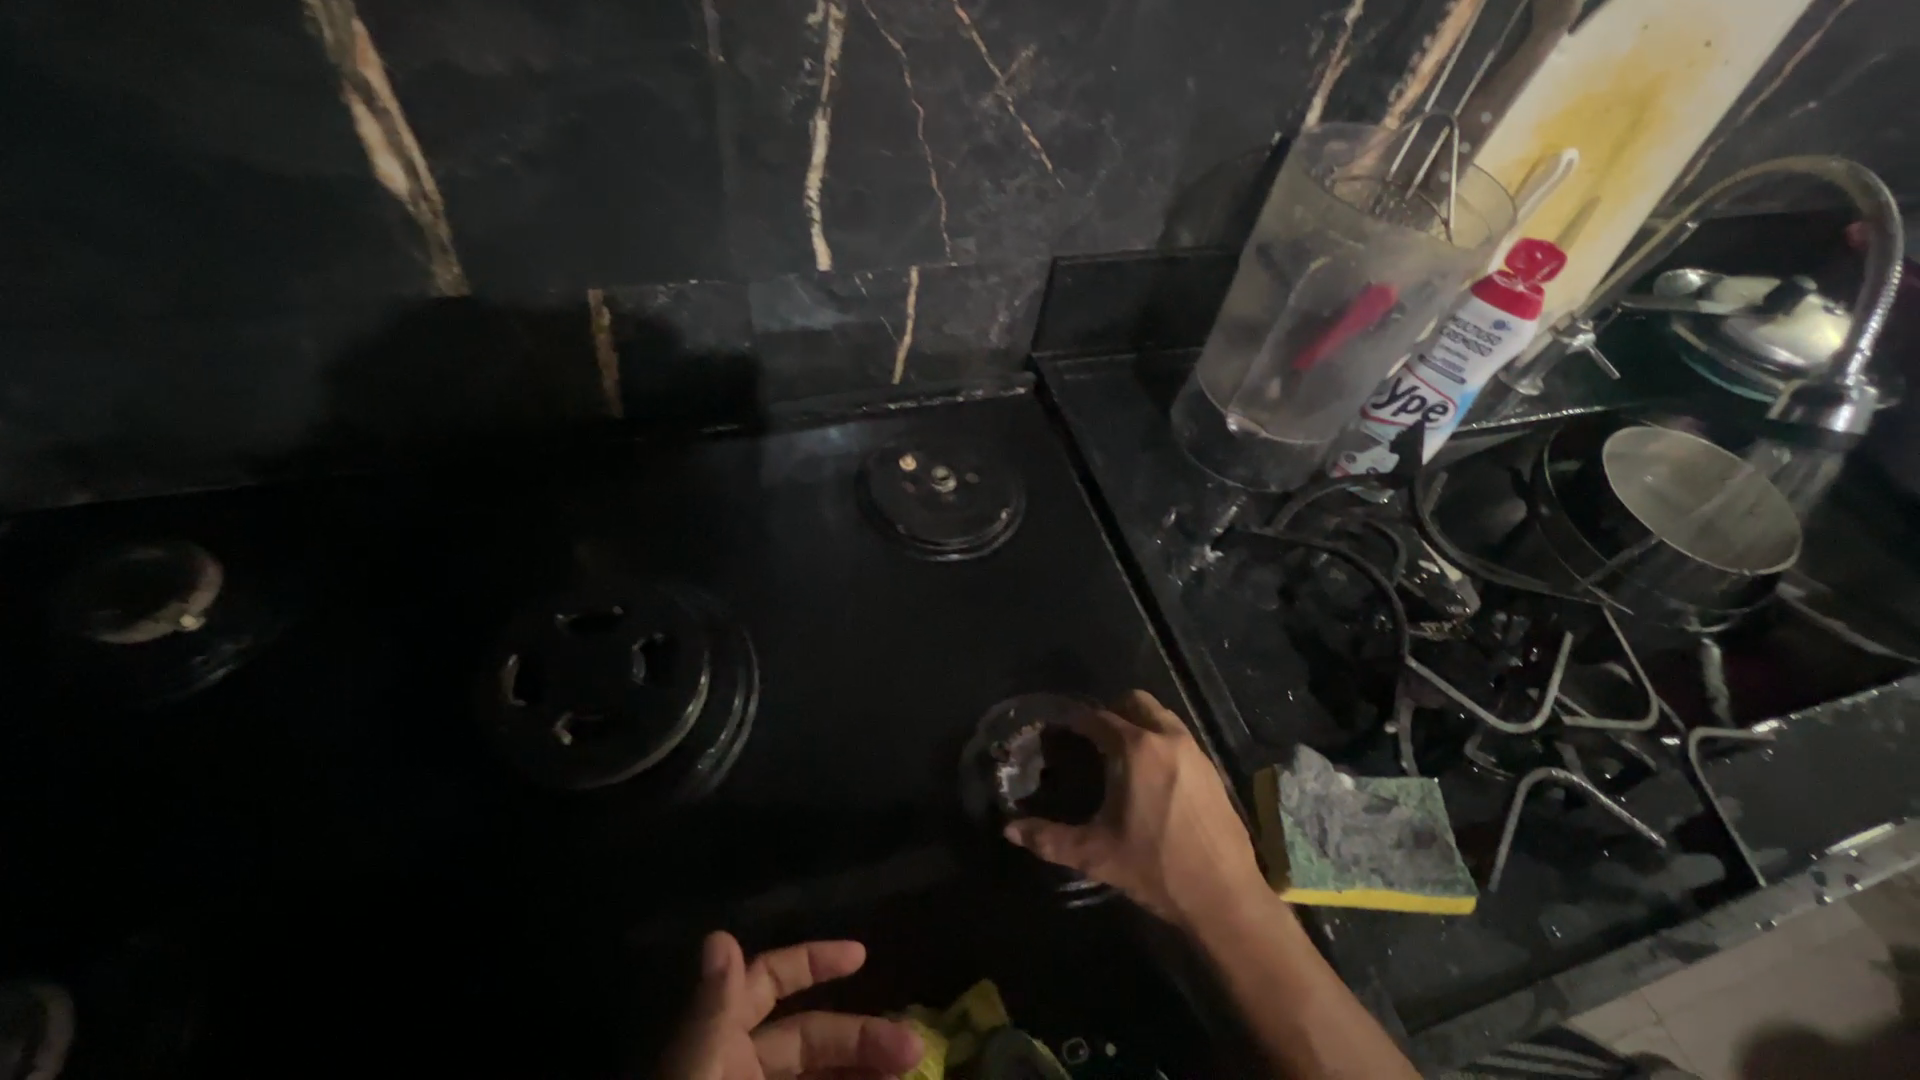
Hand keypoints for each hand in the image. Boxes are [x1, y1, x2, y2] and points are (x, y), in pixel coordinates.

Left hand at [657, 931, 923, 1079]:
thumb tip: (718, 936)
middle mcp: (743, 1070)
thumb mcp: (694, 1073)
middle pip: (811, 1038)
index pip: (769, 983)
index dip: (812, 963)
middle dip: (863, 1037)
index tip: (861, 956)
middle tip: (914, 1050)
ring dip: (867, 1075)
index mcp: (721, 1041)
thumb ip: (710, 1012)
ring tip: (912, 1075)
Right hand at [1004, 690, 1264, 928]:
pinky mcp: (1214, 771)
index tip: (1055, 730)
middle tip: (1088, 739)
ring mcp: (1196, 753)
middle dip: (1110, 712)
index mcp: (1136, 749)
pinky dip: (1160, 742)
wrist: (1225, 897)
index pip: (1097, 717)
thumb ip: (1048, 839)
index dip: (1073, 720)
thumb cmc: (1156, 869)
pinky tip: (1150, 777)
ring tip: (1117, 755)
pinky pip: (1180, 738)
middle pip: (1135, 702)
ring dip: (1138, 724)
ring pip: (1162, 717)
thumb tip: (1010, 830)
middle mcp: (1168, 739)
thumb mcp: (1095, 854)